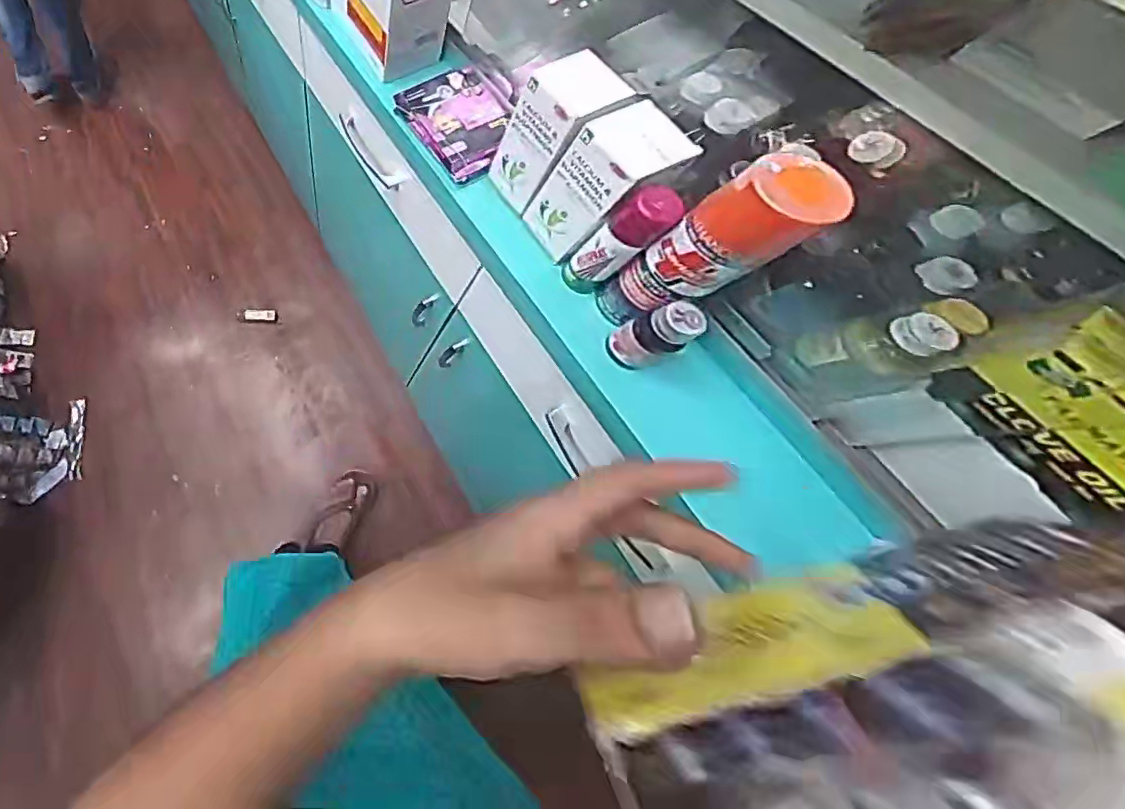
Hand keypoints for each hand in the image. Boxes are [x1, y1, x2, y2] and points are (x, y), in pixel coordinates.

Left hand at [323, 463, 754, 681]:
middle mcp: (543, 532)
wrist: (384, 628)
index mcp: (549, 521)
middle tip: (740, 567)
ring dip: (652, 578)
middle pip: (621, 518)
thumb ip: (608, 622)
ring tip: (698, 621)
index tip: (729, 477)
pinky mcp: (518, 589)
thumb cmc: (451, 614)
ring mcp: (529, 561)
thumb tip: (697, 616)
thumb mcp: (532, 623)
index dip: (675, 476)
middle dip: (680, 533)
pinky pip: (583, 591)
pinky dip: (618, 609)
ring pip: (604, 559)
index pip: (621, 483)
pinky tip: (634, 648)